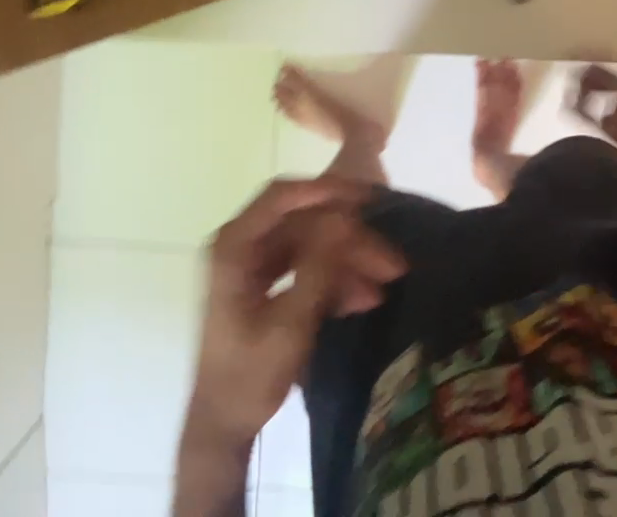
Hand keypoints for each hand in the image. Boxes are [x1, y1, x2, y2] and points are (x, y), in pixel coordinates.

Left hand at [185, 177, 406, 448]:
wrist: (223, 424)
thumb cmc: (248, 376)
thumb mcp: (290, 325)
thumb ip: (317, 268)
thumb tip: (345, 219)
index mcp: (234, 247)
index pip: (282, 197)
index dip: (326, 191)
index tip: (368, 200)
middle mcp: (242, 245)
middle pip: (305, 222)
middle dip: (351, 238)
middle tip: (393, 260)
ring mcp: (255, 264)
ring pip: (312, 243)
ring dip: (350, 259)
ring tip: (389, 280)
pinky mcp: (268, 283)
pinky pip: (308, 265)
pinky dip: (336, 277)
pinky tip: (366, 296)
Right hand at [570, 65, 616, 182]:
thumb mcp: (612, 133)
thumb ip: (587, 114)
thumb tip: (567, 102)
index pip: (596, 68)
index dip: (579, 72)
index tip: (566, 79)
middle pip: (607, 73)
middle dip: (588, 80)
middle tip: (573, 90)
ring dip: (601, 88)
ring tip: (587, 101)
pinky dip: (614, 95)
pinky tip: (609, 111)